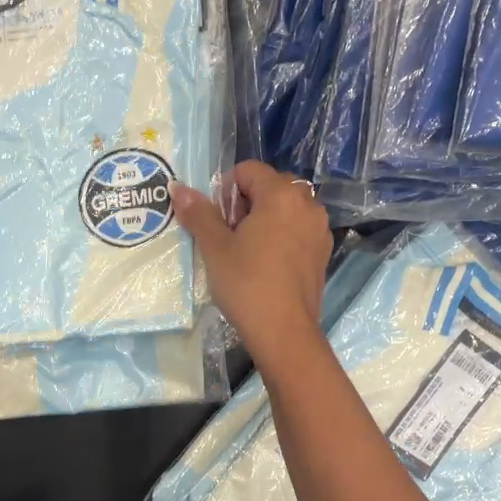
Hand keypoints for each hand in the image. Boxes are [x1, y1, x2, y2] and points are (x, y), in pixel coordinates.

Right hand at [171, 161, 332, 349]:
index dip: (225, 190)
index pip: (248, 170)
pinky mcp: (322, 251)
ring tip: (247, 252)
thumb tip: (178, 187)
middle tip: (230, 236)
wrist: (283, 330)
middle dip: (247, 203)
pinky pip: (298, 230)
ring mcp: (319, 228)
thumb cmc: (245, 284)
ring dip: (265, 219)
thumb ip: (199, 214)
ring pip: (287, 209)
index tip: (216, 220)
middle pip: (271, 186)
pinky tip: (267, 266)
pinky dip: (281, 237)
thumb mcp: (215, 248)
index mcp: (281, 195)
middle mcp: (307, 204)